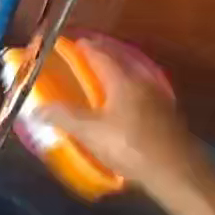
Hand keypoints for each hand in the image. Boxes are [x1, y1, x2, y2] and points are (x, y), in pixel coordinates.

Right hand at [39, 41, 202, 202]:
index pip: (102, 56)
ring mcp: (159, 99)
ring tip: (106, 75)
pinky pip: (144, 93)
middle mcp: (143, 83)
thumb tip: (38, 108)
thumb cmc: (130, 147)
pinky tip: (127, 102)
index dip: (87, 48)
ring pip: (136, 76)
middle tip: (90, 53)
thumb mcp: (89, 132)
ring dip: (120, 72)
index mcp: (122, 81)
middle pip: (122, 62)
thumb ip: (63, 117)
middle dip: (105, 55)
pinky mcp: (168, 117)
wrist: (177, 172)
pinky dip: (131, 90)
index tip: (76, 42)